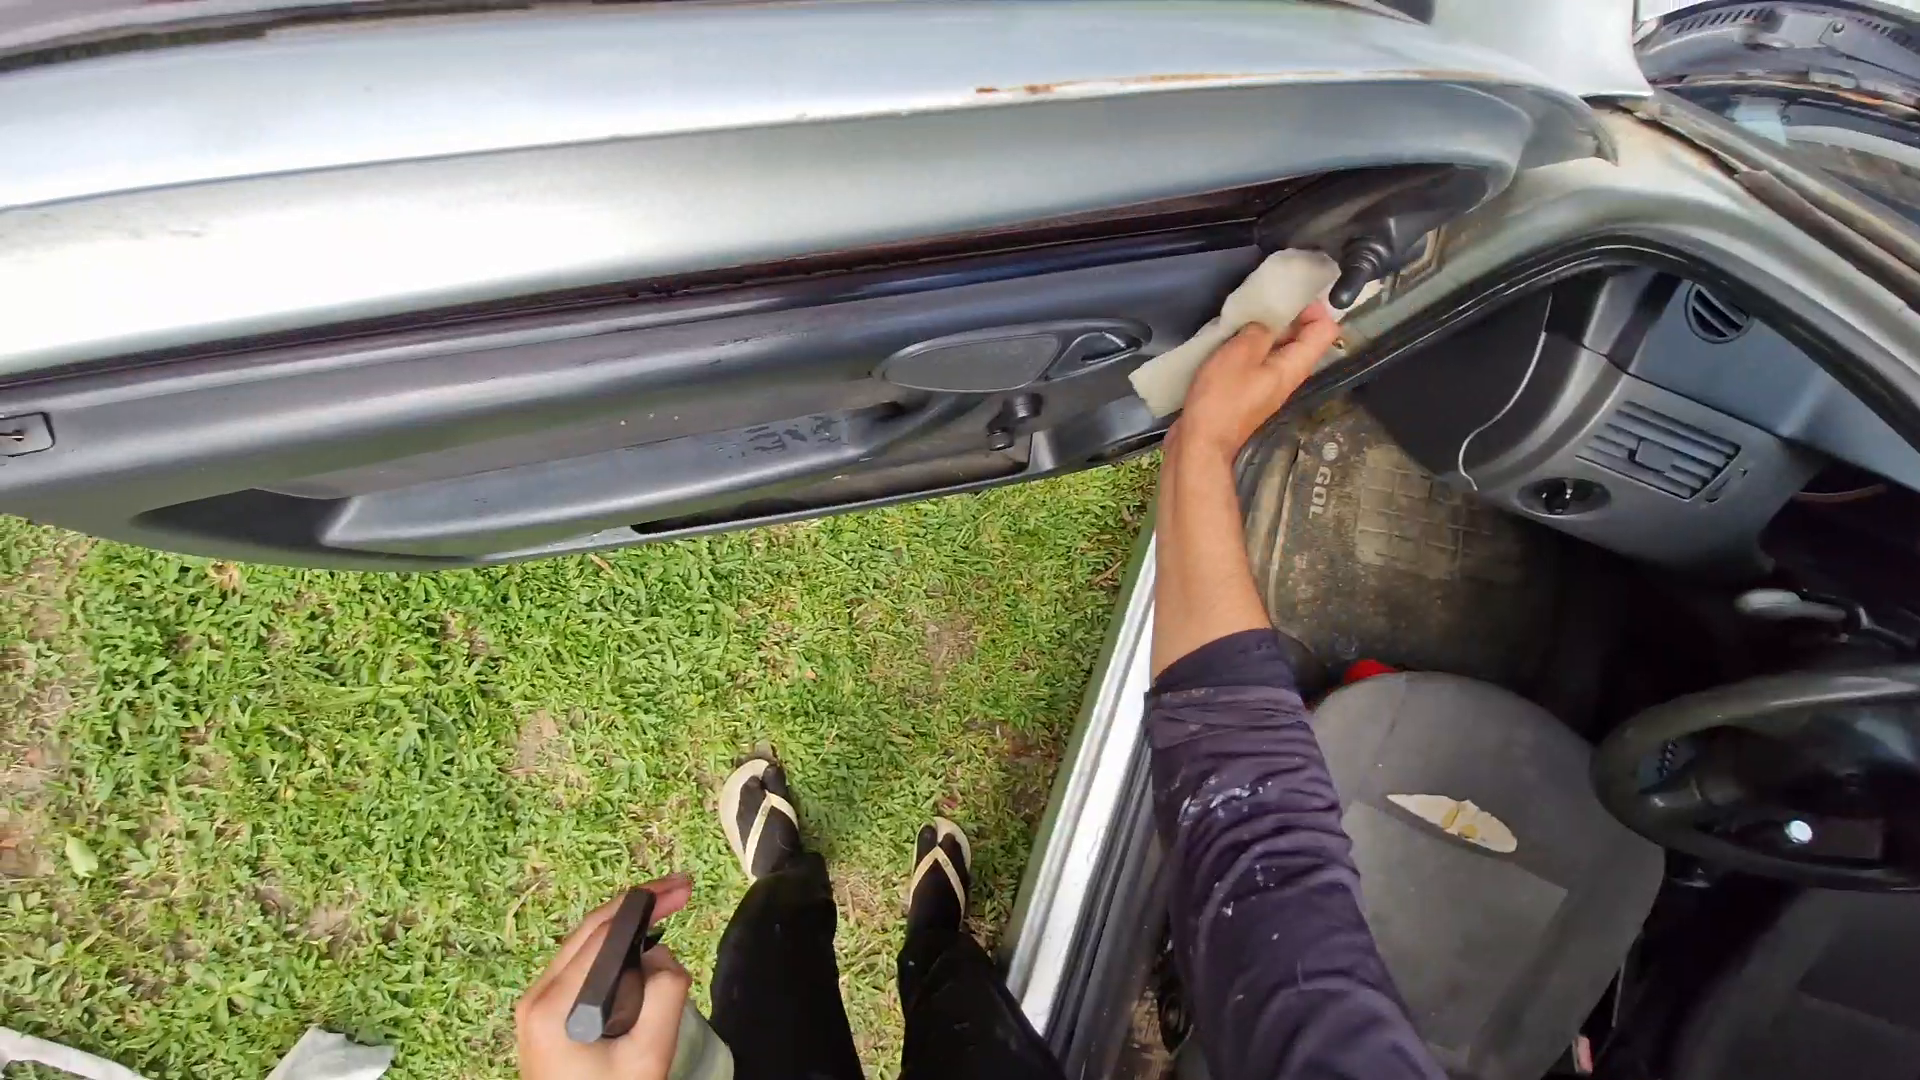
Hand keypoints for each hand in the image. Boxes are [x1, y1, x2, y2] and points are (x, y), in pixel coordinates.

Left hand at [516, 874, 694, 1079]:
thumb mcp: (650, 1050)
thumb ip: (665, 988)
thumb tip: (658, 952)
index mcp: (555, 1004)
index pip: (607, 932)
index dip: (649, 901)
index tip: (686, 889)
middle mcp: (537, 996)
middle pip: (593, 929)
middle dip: (640, 903)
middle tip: (683, 889)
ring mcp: (536, 1006)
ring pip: (588, 943)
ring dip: (629, 923)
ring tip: (668, 909)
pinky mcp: (544, 1015)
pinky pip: (583, 964)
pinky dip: (615, 947)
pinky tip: (642, 942)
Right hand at [1169, 304, 1340, 463]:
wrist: (1200, 444)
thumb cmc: (1220, 400)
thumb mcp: (1239, 354)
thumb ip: (1258, 330)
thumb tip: (1265, 321)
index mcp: (1293, 366)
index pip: (1325, 329)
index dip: (1314, 307)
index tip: (1287, 295)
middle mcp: (1286, 376)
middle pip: (1299, 338)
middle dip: (1282, 316)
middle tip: (1256, 303)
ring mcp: (1265, 386)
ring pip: (1274, 350)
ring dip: (1259, 333)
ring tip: (1237, 322)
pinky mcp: (1245, 394)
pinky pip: (1254, 364)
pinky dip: (1244, 350)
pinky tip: (1224, 344)